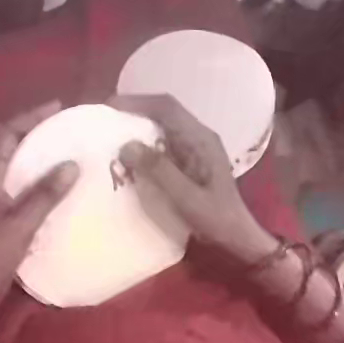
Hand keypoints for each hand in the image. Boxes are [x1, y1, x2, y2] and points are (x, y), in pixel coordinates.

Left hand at [0, 102, 78, 322]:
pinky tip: (53, 185)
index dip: (30, 117)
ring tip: (63, 149)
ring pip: (10, 164)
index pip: (5, 133)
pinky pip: (14, 183)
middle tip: (64, 127)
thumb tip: (71, 163)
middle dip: (33, 131)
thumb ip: (45, 194)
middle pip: (6, 144)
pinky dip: (32, 176)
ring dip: (33, 153)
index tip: (58, 108)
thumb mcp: (21, 224)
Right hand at [110, 95, 278, 265]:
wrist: (238, 240)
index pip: (167, 107)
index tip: (109, 107)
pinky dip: (144, 141)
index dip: (136, 102)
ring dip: (138, 125)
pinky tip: (129, 154)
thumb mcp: (186, 198)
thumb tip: (127, 145)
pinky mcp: (189, 160)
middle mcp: (198, 136)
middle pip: (163, 111)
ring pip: (162, 124)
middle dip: (134, 110)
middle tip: (105, 120)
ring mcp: (195, 147)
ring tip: (112, 133)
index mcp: (201, 139)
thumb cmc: (216, 219)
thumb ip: (159, 170)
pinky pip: (163, 140)